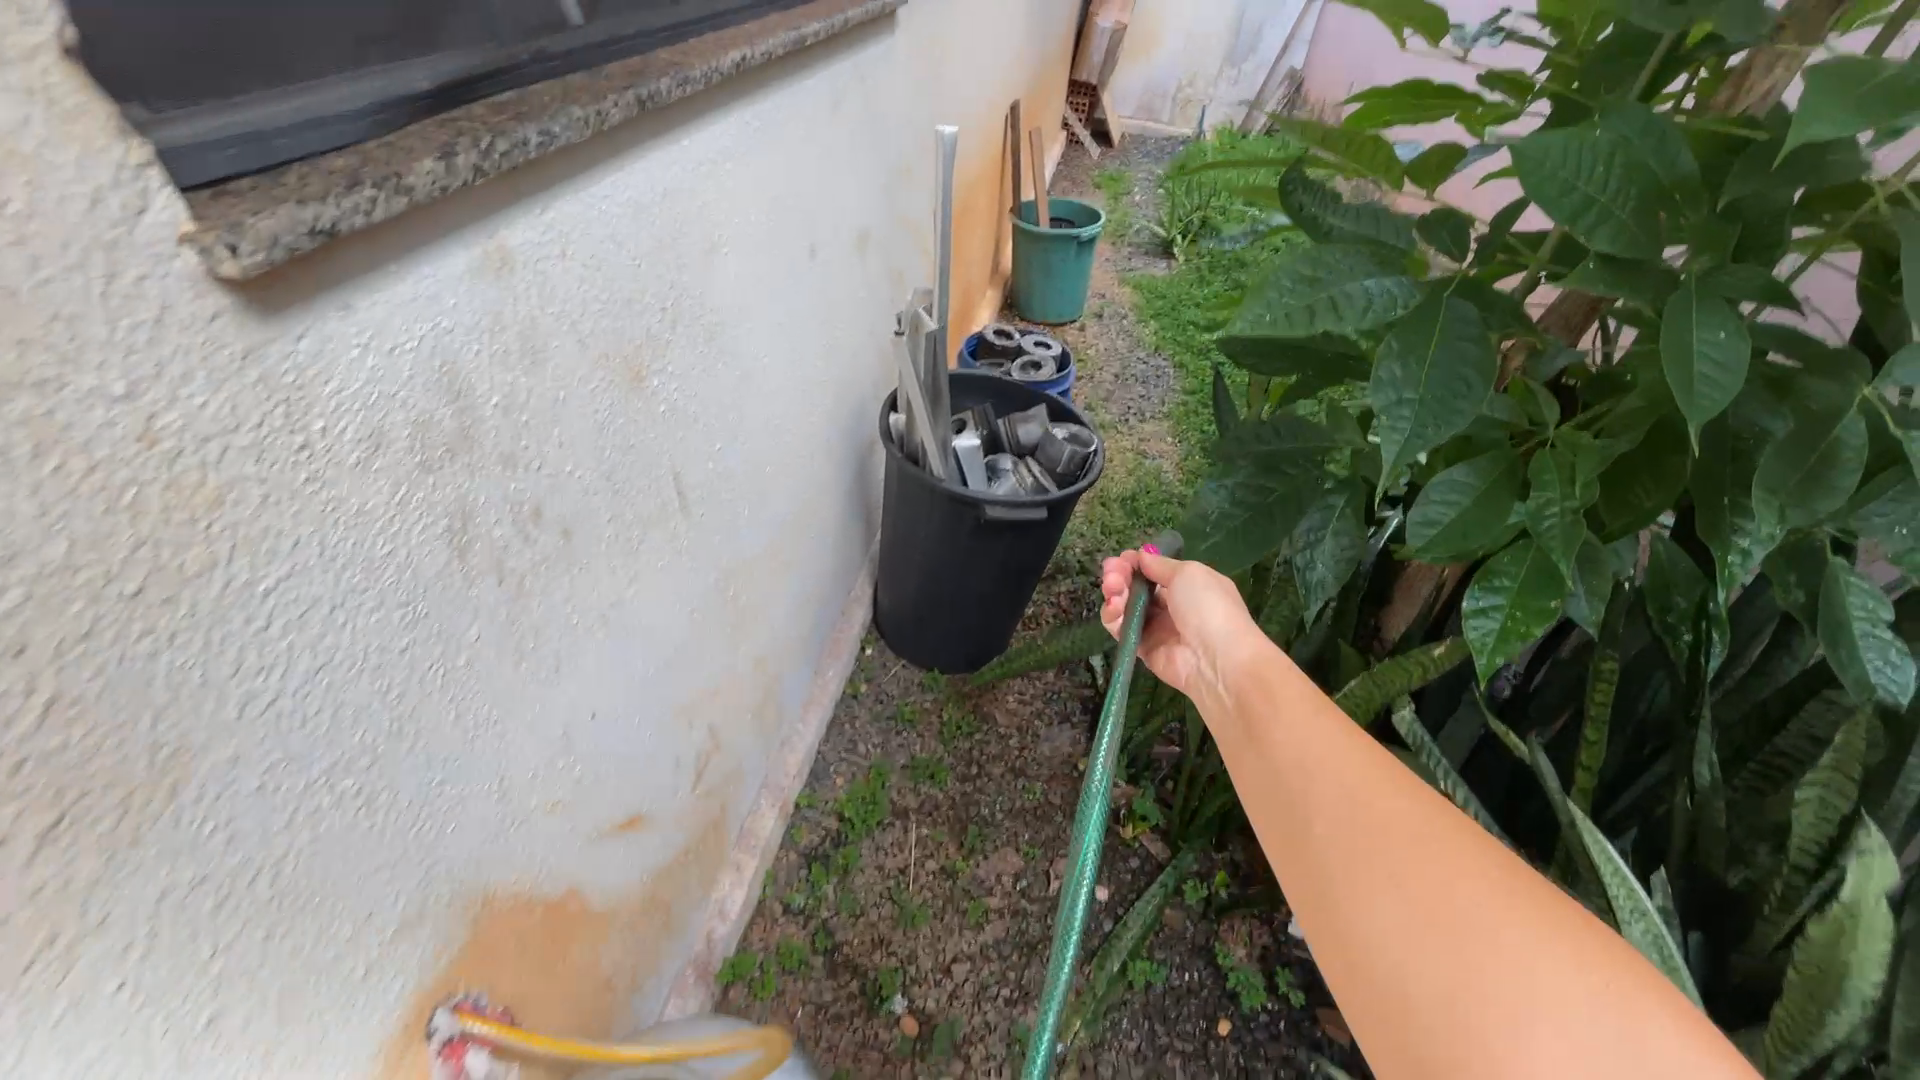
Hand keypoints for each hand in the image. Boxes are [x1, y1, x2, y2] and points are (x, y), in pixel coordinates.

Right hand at [1099, 547, 1263, 704]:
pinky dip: (1113, 617)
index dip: (1135, 563)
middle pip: (1136, 587)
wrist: (1216, 658)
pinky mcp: (1143, 648)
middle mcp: (1171, 605)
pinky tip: (1113, 607)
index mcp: (1188, 585)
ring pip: (1126, 606)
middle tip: (1110, 573)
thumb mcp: (1188, 573)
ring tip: (1112, 588)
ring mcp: (1156, 627)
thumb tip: (1141, 555)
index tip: (1122, 558)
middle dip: (1120, 576)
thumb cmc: (1208, 607)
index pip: (1154, 571)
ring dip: (1114, 593)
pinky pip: (1121, 629)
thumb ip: (1159, 565)